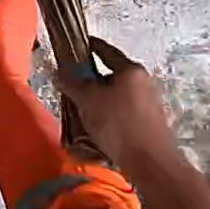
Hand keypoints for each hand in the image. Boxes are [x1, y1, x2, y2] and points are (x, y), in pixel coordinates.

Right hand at [54, 38, 180, 172]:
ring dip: (96, 104)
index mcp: (131, 70)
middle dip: (89, 83)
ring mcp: (148, 104)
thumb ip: (72, 83)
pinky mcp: (148, 125)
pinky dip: (107, 119)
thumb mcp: (88, 100)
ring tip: (79, 115)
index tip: (76, 44)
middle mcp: (143, 83)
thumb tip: (58, 71)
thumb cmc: (118, 124)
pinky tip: (95, 133)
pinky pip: (121, 116)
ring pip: (114, 98)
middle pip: (110, 77)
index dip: (89, 46)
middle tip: (70, 89)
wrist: (150, 163)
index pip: (106, 51)